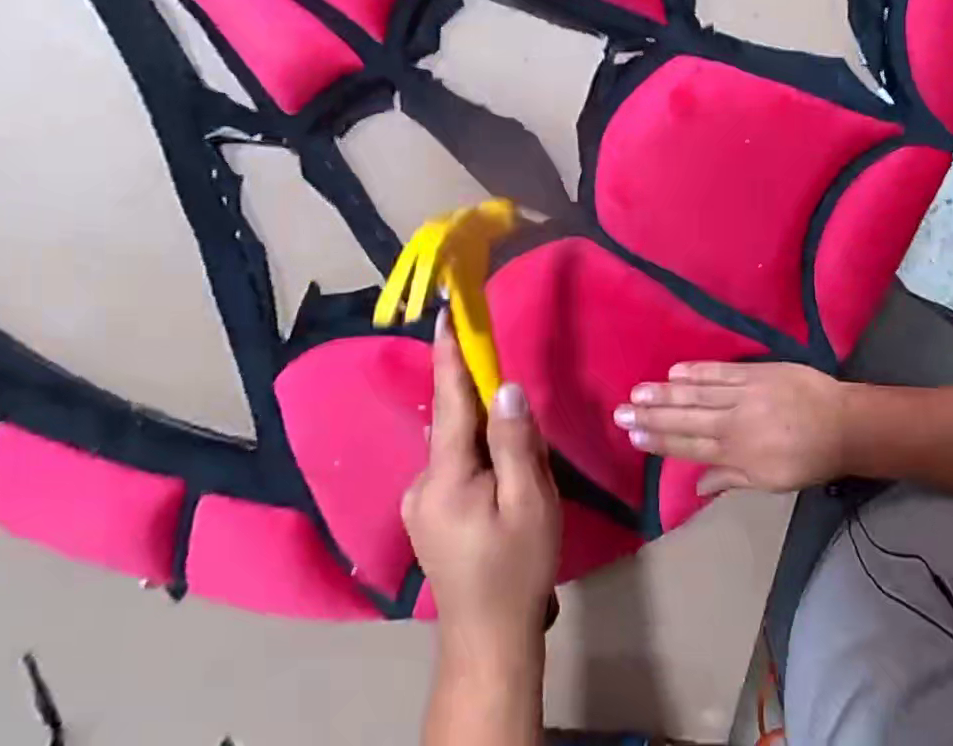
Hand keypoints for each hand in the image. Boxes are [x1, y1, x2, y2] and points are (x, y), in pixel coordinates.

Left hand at [403, 317, 561, 660]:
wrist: (488, 637)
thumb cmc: (517, 567)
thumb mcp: (530, 502)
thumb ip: (517, 443)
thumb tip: (507, 388)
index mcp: (445, 476)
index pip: (449, 400)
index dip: (450, 355)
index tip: (446, 314)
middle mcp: (422, 482)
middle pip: (461, 427)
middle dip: (496, 422)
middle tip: (532, 462)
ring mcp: (420, 500)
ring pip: (463, 451)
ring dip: (494, 450)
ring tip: (524, 490)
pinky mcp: (427, 514)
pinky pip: (459, 470)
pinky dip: (484, 467)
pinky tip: (505, 499)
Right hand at [616, 362, 859, 494]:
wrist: (844, 425)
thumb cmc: (808, 459)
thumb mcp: (770, 482)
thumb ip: (731, 480)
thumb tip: (697, 486)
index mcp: (736, 454)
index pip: (687, 446)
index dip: (657, 440)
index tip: (632, 434)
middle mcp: (733, 424)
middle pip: (684, 419)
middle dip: (650, 415)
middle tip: (620, 410)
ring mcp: (744, 395)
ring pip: (697, 394)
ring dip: (665, 392)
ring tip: (638, 390)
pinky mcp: (756, 373)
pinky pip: (721, 372)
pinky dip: (697, 371)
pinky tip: (675, 371)